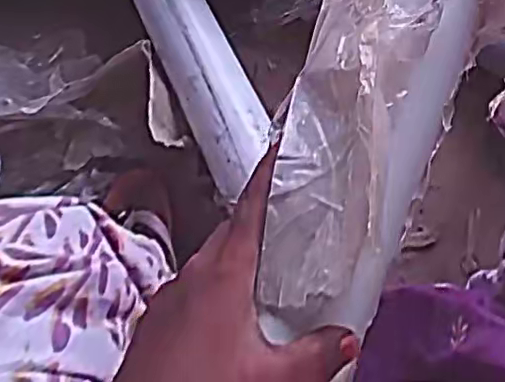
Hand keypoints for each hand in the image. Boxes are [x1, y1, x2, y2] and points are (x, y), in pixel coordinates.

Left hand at [115, 147, 357, 381]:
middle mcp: (194, 272)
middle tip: (285, 215)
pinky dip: (212, 284)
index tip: (278, 146)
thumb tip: (348, 338)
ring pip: (210, 256)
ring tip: (262, 268)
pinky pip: (191, 284)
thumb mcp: (267, 378)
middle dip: (257, 217)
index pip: (250, 204)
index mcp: (224, 270)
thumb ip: (312, 355)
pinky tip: (225, 314)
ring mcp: (171, 294)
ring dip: (234, 253)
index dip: (266, 173)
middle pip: (231, 227)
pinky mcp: (156, 319)